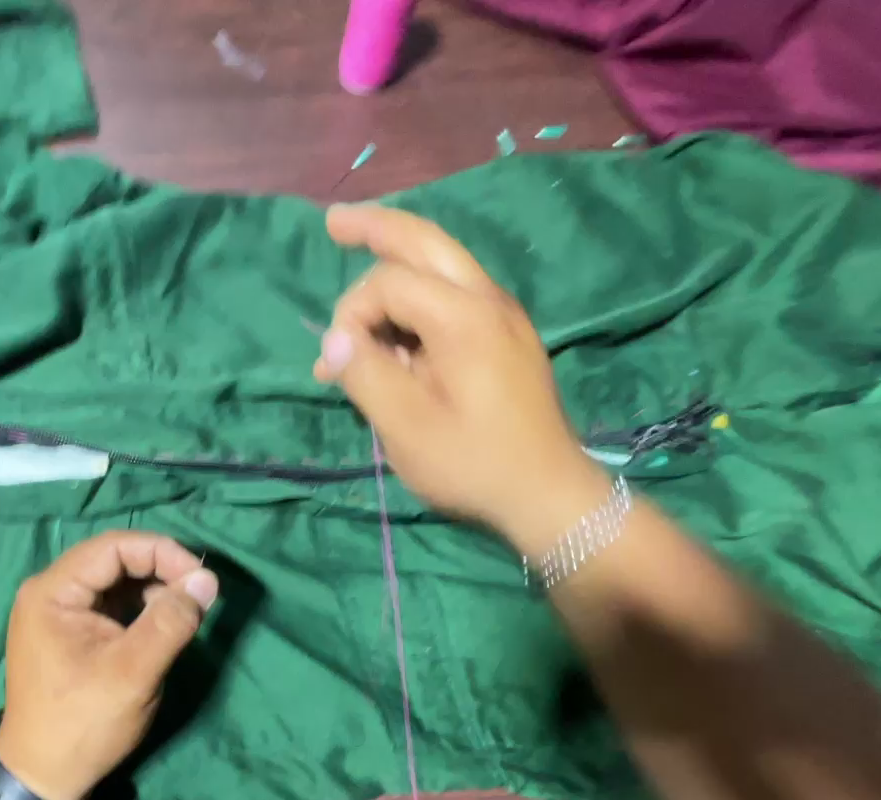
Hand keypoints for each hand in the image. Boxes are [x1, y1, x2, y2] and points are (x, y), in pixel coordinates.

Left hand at [0, 531, 219, 799]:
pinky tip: (165, 624)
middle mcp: (51, 592)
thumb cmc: (83, 724)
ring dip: (155, 588)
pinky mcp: (72, 632)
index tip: (202, 578)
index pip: (114, 547)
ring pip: (117, 581)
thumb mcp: (133, 673)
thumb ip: (171, 622)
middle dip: (161, 569)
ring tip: (187, 612)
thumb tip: (207, 580)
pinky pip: (113, 604)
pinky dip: (142, 608)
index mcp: (52, 592)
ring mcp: (60, 612)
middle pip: (114, 559)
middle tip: (200, 593)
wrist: (43, 778)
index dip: (162, 552)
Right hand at [314, 203, 612, 556]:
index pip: (389, 281)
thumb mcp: (406, 427)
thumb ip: (365, 374)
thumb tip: (334, 340)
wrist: (547, 494)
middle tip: (333, 222)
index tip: (337, 365)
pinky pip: (455, 297)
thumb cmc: (473, 463)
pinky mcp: (506, 338)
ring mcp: (503, 317)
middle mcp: (488, 300)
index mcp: (464, 317)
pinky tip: (394, 329)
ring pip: (443, 265)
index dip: (351, 314)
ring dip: (395, 268)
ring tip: (356, 285)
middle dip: (376, 228)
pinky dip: (417, 300)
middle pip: (425, 241)